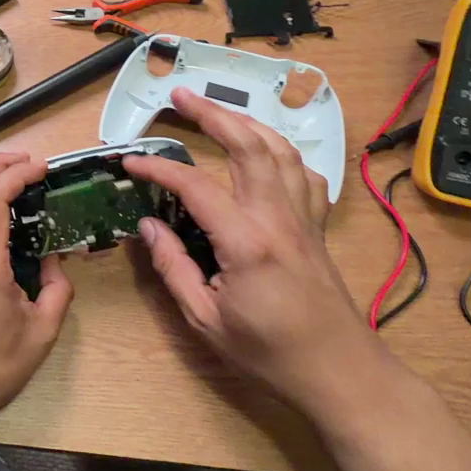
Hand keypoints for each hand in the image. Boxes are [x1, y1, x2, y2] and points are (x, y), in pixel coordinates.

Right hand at [125, 89, 387, 413]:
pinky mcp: (316, 227)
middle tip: (180, 96)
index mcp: (247, 242)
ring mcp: (304, 218)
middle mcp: (279, 217)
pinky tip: (266, 153)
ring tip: (218, 111)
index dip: (157, 169)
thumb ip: (173, 267)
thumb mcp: (205, 320)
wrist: (341, 375)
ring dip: (248, 122)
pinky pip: (304, 174)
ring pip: (280, 150)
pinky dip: (281, 152)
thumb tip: (148, 227)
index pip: (195, 185)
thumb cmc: (269, 354)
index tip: (129, 162)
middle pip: (249, 145)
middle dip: (212, 113)